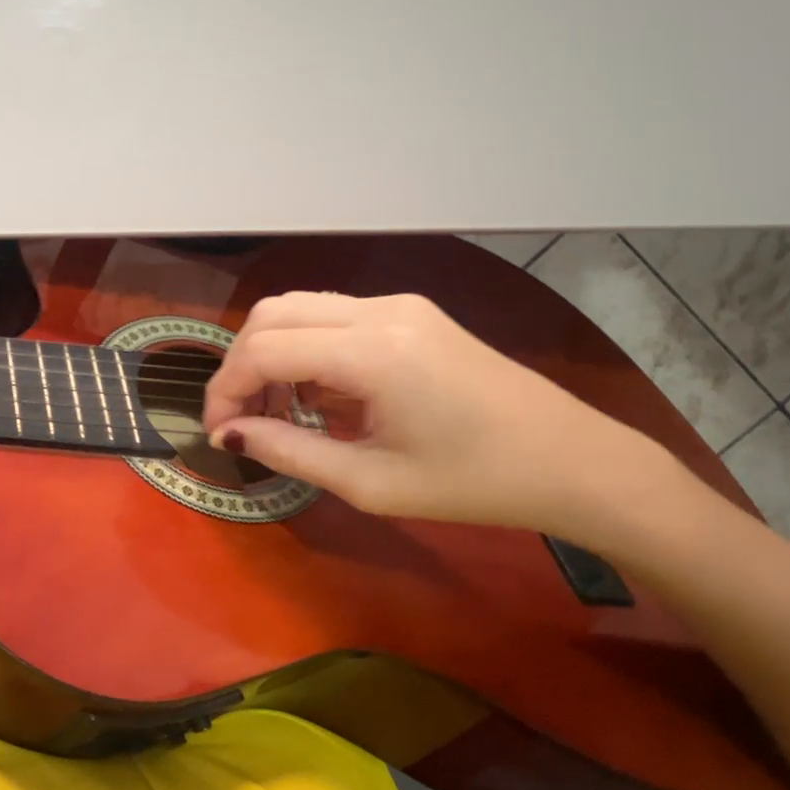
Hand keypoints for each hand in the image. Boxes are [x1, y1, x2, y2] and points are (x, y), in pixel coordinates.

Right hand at [202, 292, 662, 535]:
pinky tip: (313, 395)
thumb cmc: (474, 483)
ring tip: (272, 411)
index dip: (225, 389)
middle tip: (238, 418)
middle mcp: (382, 311)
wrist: (572, 462)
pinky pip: (331, 316)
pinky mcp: (411, 314)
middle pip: (272, 313)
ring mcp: (400, 306)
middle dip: (238, 364)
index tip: (216, 432)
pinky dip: (302, 348)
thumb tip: (228, 435)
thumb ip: (288, 452)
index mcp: (374, 351)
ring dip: (269, 353)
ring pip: (298, 308)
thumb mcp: (370, 482)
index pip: (264, 349)